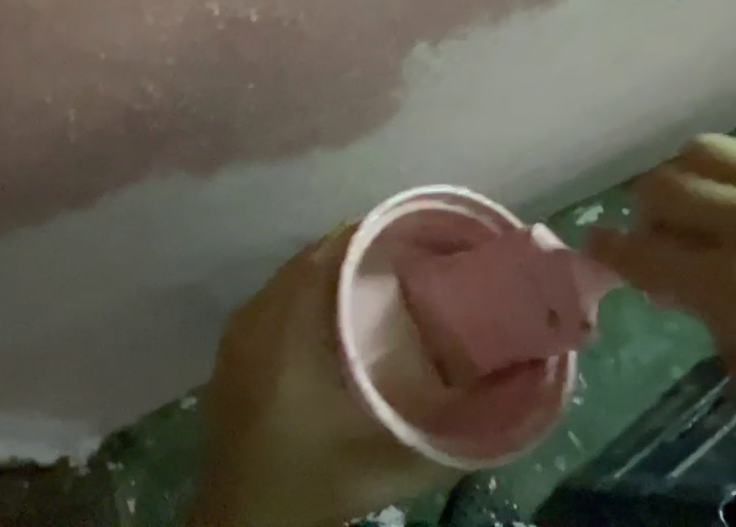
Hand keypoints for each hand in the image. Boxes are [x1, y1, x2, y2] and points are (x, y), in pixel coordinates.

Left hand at [189, 224, 459, 526]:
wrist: (243, 516)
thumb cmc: (312, 478)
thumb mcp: (387, 464)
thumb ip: (450, 435)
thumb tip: (503, 401)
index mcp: (290, 326)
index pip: (329, 253)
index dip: (370, 235)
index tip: (412, 235)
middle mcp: (259, 312)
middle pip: (311, 258)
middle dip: (357, 250)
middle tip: (404, 259)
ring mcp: (240, 327)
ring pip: (291, 275)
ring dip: (330, 270)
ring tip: (376, 281)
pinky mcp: (232, 344)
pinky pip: (274, 297)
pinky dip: (305, 292)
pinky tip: (332, 315)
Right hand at [586, 117, 735, 484]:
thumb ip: (715, 331)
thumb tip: (685, 284)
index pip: (640, 251)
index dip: (609, 247)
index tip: (600, 244)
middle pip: (663, 185)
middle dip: (651, 213)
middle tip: (670, 235)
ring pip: (709, 148)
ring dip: (695, 178)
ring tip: (718, 201)